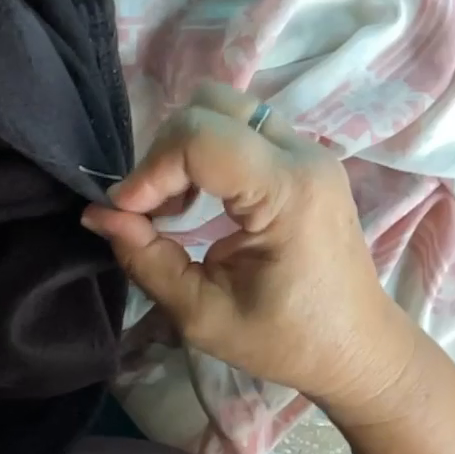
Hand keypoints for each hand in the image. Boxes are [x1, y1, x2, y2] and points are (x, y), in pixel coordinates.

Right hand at [82, 82, 423, 422]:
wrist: (356, 347)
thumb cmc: (287, 342)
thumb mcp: (204, 316)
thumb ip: (148, 261)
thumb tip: (98, 215)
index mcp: (289, 192)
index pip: (200, 137)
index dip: (150, 171)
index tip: (127, 215)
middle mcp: (304, 156)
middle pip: (211, 106)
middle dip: (165, 153)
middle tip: (151, 211)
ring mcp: (309, 152)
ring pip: (225, 109)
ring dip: (185, 150)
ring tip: (174, 207)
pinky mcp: (303, 160)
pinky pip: (241, 130)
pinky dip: (206, 154)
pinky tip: (198, 202)